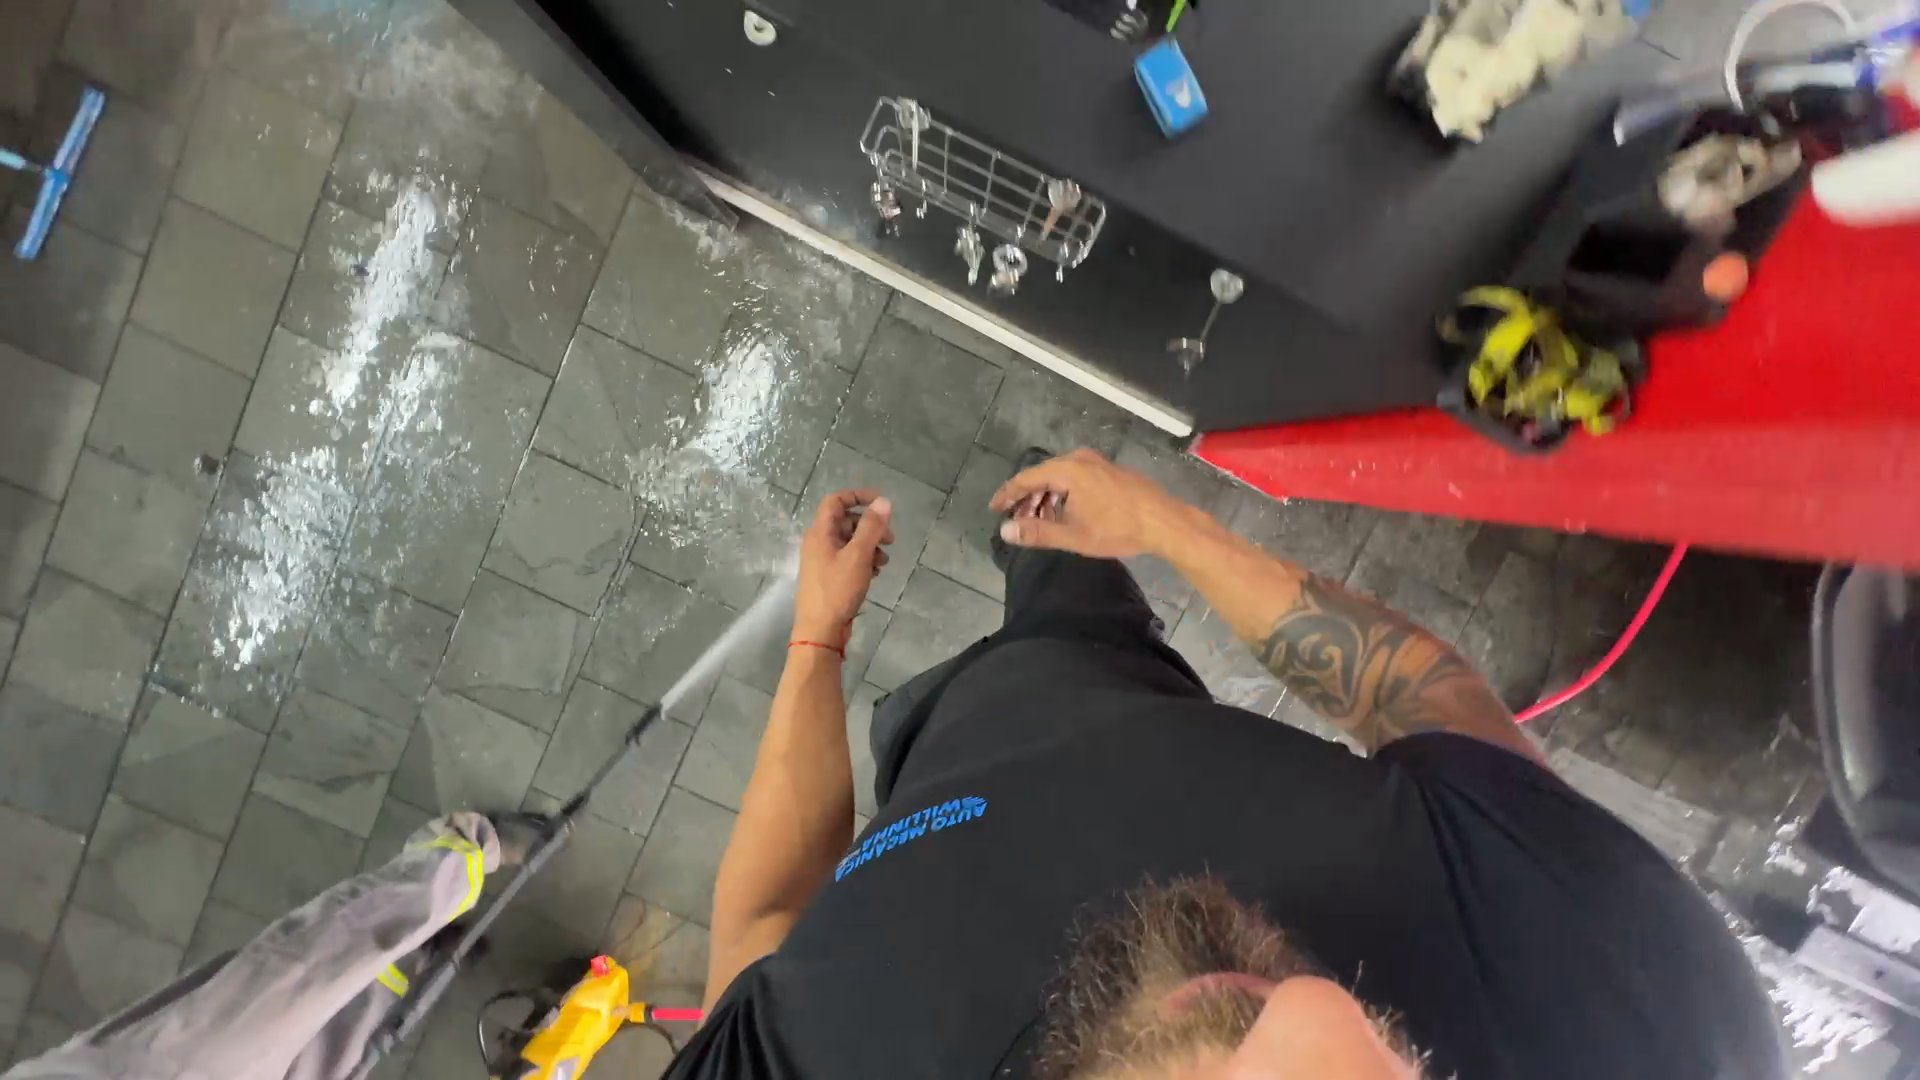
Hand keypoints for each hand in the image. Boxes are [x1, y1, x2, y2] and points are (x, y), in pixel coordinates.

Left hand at [792, 489, 893, 645]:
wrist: (820, 630)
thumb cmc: (837, 590)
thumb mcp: (858, 556)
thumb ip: (871, 527)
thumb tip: (884, 501)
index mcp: (820, 532)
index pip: (836, 501)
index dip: (858, 496)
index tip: (881, 503)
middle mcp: (818, 542)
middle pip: (846, 522)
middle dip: (870, 526)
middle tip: (890, 540)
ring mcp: (823, 560)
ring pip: (850, 542)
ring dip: (870, 546)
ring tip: (884, 561)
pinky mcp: (829, 576)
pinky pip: (848, 559)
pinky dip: (863, 560)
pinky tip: (875, 573)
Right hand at [988, 448, 1191, 558]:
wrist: (1164, 522)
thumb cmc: (1117, 529)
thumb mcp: (1072, 536)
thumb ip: (1036, 532)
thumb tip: (1005, 531)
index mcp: (1067, 470)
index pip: (1026, 478)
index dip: (1007, 494)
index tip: (995, 509)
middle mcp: (1079, 459)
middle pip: (1043, 474)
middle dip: (1028, 497)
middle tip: (1018, 518)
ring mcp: (1097, 462)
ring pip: (1061, 476)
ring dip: (1047, 495)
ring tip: (1041, 518)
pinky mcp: (1110, 470)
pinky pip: (1076, 476)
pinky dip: (1064, 492)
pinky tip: (1067, 511)